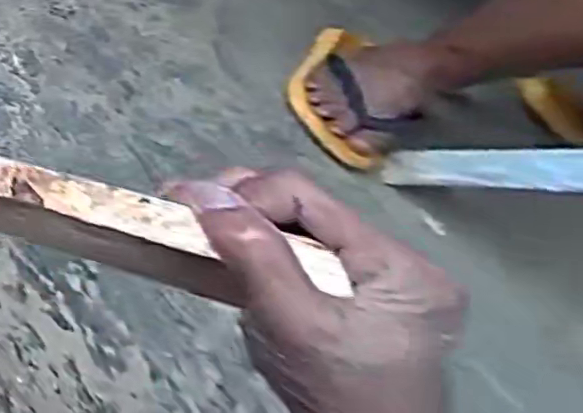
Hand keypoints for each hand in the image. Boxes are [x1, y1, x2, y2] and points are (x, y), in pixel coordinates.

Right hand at [170, 169, 464, 412]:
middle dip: (231, 205)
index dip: (240, 198)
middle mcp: (389, 257)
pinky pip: (284, 241)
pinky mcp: (345, 286)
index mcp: (396, 262)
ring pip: (280, 216)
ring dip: (233, 222)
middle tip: (186, 218)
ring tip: (200, 236)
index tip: (195, 219)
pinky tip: (227, 256)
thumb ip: (255, 254)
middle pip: (287, 198)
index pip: (297, 193)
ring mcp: (368, 272)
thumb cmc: (339, 390)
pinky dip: (246, 242)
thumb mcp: (296, 323)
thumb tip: (200, 191)